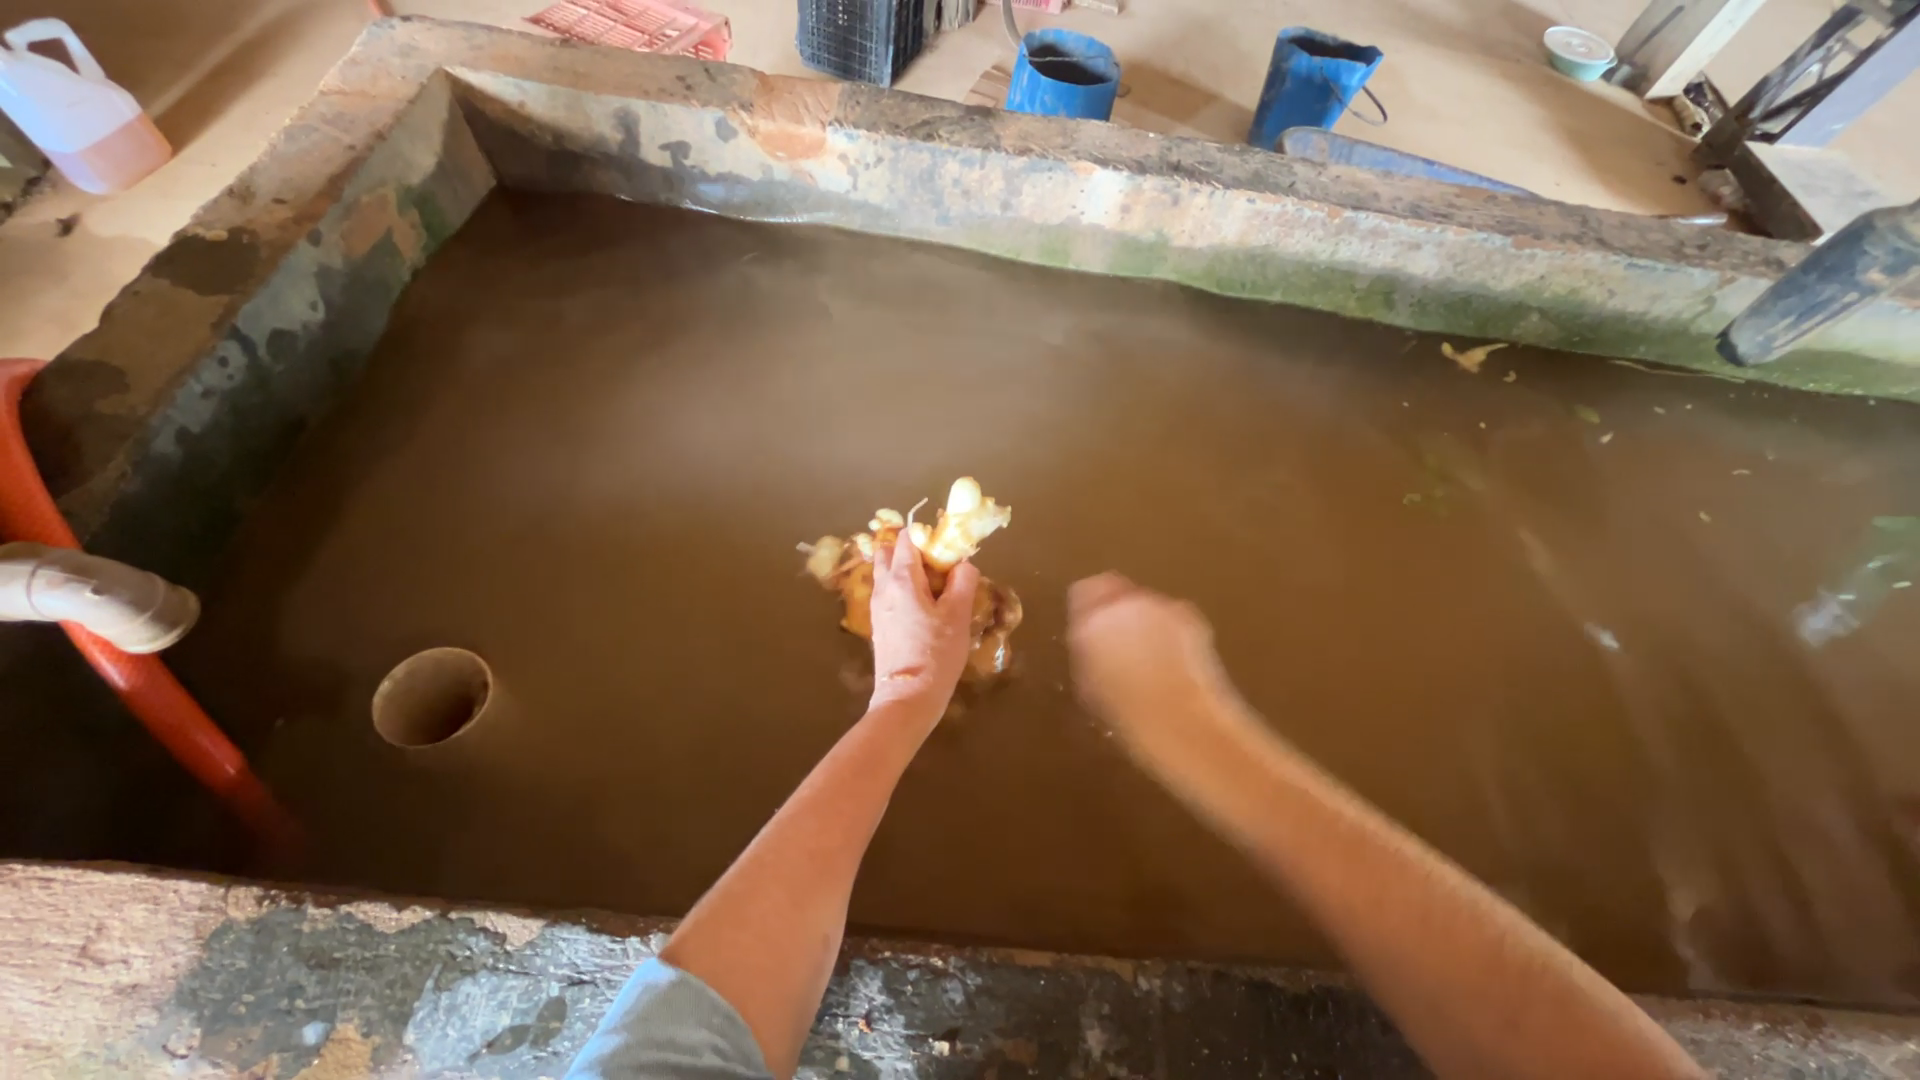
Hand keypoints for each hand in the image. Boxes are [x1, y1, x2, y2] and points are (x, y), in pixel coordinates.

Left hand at [869, 533, 979, 713]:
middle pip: (889, 553)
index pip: (906, 539)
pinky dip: (902, 590)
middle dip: (912, 550)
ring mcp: (877, 608)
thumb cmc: (935, 654)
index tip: (947, 545)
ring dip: (907, 571)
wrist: (907, 699)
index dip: (927, 535)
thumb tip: (963, 563)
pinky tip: (923, 607)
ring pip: (887, 575)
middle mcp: (883, 588)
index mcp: (902, 579)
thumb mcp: (958, 616)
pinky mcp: (879, 626)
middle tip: (939, 563)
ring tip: (935, 585)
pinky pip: (888, 594)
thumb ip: (962, 582)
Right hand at [1067, 573, 1240, 758]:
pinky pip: (1171, 614)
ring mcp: (1158, 605)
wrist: (1182, 721)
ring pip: (1144, 602)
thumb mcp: (1091, 684)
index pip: (1081, 594)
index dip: (1088, 611)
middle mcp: (1121, 604)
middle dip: (1118, 613)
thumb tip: (1090, 642)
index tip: (1091, 628)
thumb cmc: (1129, 715)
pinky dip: (1170, 629)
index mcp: (1089, 623)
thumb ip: (1087, 651)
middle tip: (1122, 643)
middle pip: (1114, 592)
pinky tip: (1174, 658)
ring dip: (1146, 620)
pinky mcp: (1187, 614)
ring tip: (1152, 655)